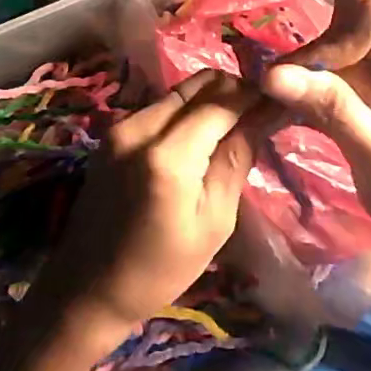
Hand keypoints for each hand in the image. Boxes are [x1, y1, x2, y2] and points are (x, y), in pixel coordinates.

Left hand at [29, 71, 263, 341]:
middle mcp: (138, 127)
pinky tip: (201, 139)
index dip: (255, 94)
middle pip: (198, 84)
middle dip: (234, 91)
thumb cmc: (161, 269)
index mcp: (167, 156)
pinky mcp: (111, 133)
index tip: (281, 100)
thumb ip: (237, 158)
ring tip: (234, 128)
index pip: (222, 101)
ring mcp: (119, 127)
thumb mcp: (213, 222)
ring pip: (178, 92)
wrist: (88, 286)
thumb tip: (269, 112)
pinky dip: (186, 113)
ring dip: (210, 100)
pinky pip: (159, 108)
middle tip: (259, 114)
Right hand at [259, 0, 370, 262]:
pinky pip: (361, 35)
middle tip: (305, 86)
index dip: (332, 44)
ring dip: (330, 47)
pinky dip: (335, 57)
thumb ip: (334, 112)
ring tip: (318, 90)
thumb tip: (272, 76)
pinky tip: (328, 90)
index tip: (295, 82)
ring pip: (362, 12)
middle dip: (330, 41)